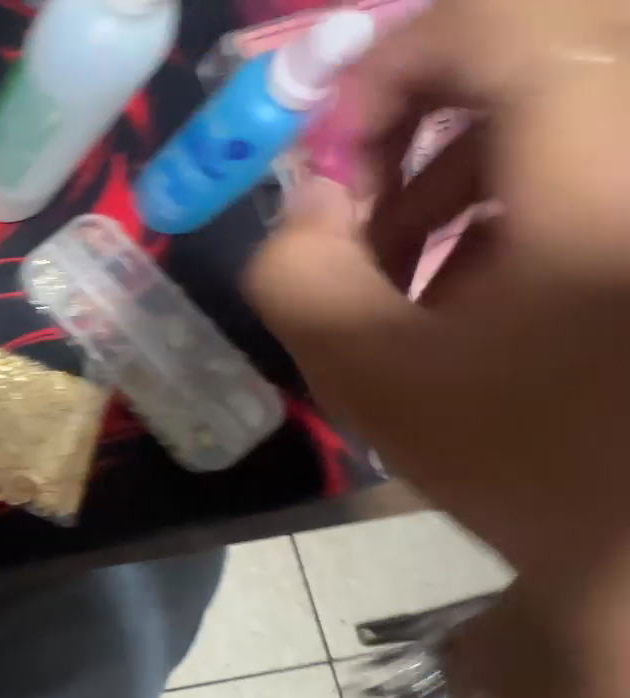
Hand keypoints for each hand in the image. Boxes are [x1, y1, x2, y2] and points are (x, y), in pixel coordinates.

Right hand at [243, 0, 629, 611]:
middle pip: (554, 40)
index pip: (510, 26)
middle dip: (430, 103)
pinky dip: (523, 184)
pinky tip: (479, 268)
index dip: (396, 62)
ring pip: (581, 89)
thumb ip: (298, 272)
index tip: (329, 151)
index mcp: (602, 183)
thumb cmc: (513, 453)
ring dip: (469, 154)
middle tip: (363, 188)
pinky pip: (599, 147)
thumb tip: (308, 198)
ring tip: (406, 253)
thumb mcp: (362, 372)